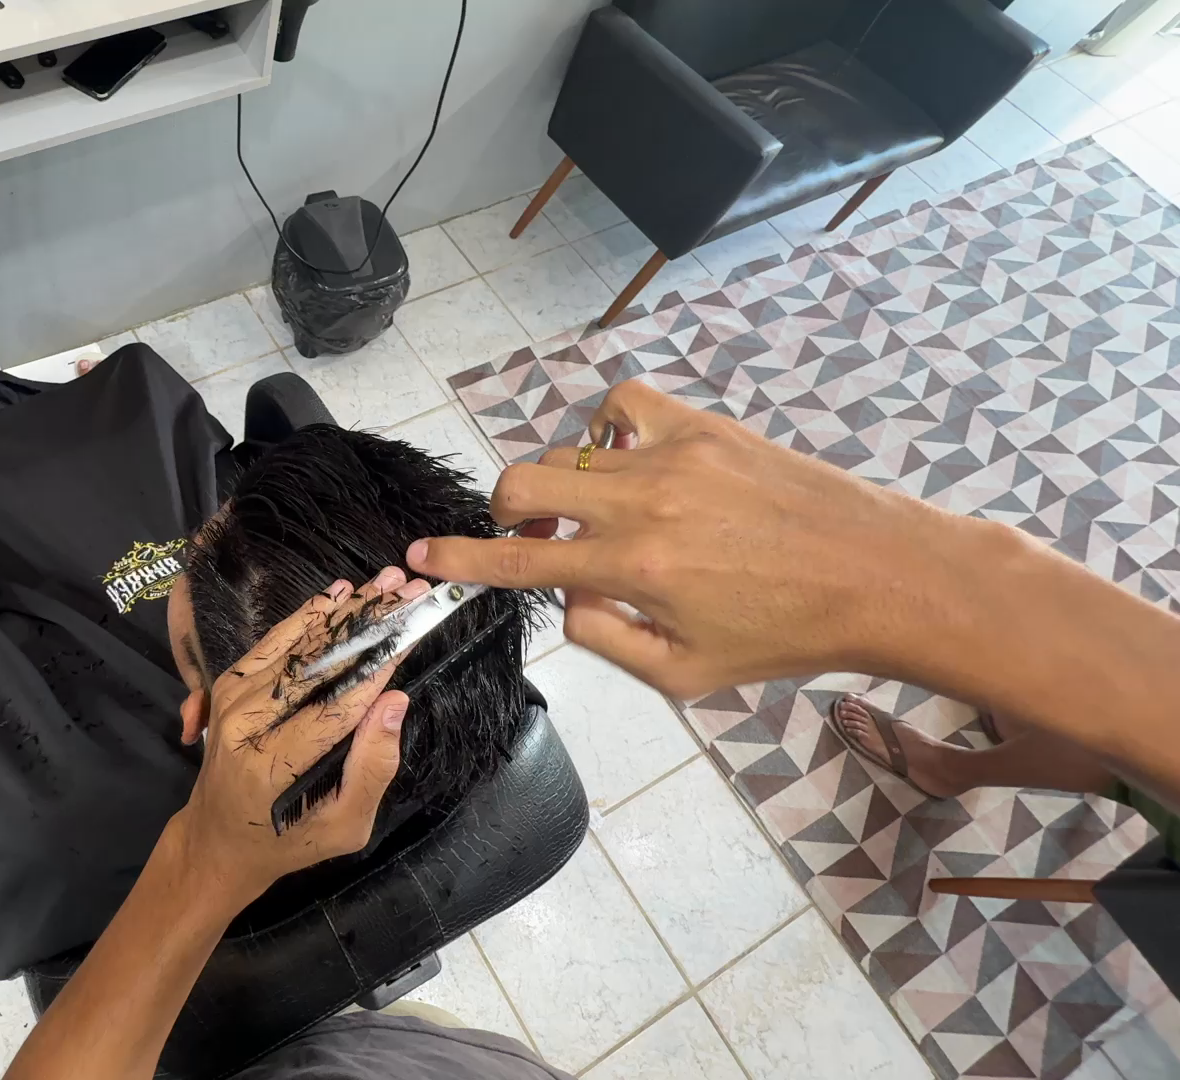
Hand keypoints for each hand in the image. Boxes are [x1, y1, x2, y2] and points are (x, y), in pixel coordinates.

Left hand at [171, 567, 423, 905]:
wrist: (216, 836)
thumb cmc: (285, 841)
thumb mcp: (343, 828)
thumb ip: (371, 769)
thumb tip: (395, 702)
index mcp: (271, 762)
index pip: (336, 703)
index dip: (378, 663)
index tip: (415, 627)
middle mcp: (244, 720)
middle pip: (317, 661)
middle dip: (368, 621)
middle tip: (410, 588)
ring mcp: (231, 696)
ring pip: (297, 642)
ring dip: (345, 609)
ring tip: (387, 580)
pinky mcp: (229, 683)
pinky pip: (275, 641)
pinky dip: (309, 614)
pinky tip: (340, 592)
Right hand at [407, 380, 998, 696]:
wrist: (889, 577)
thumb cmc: (784, 636)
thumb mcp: (681, 674)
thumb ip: (600, 636)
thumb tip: (564, 591)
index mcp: (633, 569)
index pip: (518, 558)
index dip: (459, 557)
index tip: (422, 552)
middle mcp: (642, 504)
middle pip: (522, 482)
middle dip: (504, 510)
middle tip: (532, 532)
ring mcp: (671, 455)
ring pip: (565, 449)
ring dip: (558, 482)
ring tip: (593, 505)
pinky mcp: (704, 427)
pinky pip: (622, 405)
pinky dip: (603, 430)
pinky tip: (625, 459)